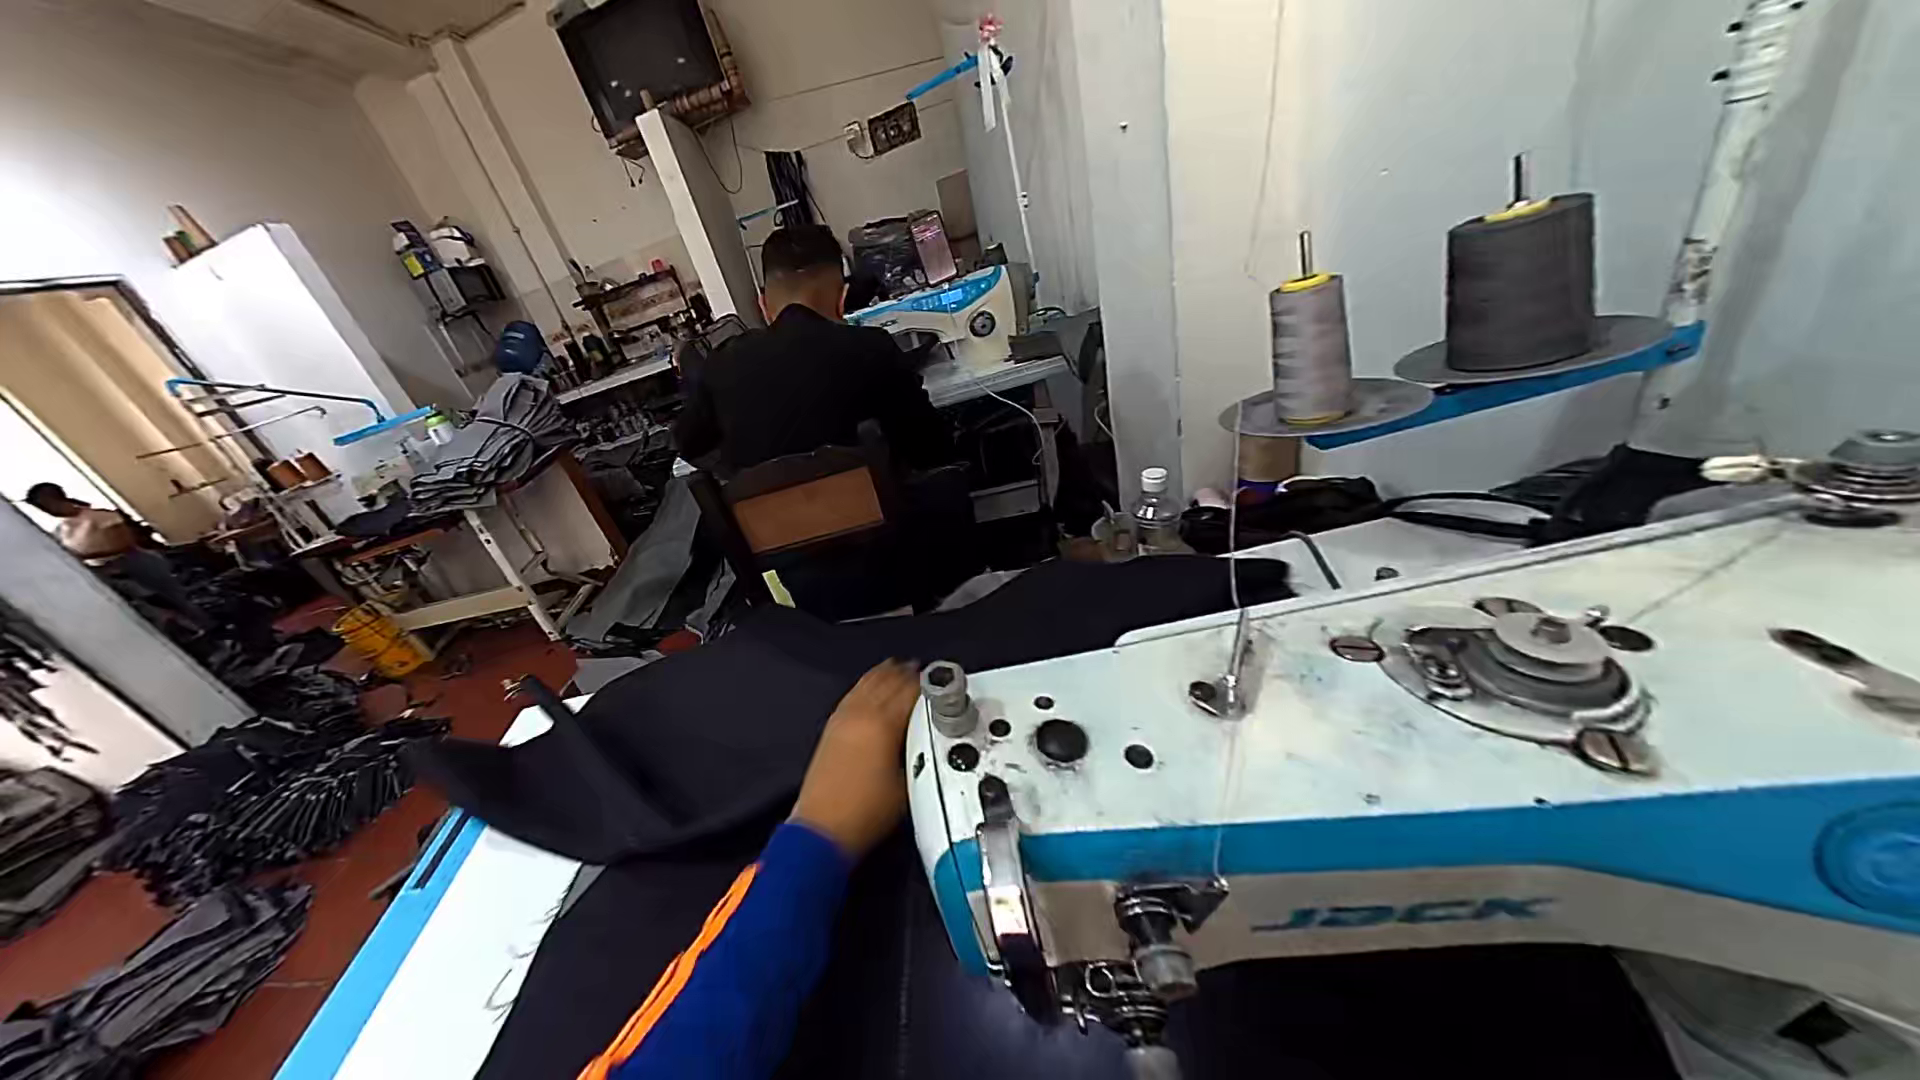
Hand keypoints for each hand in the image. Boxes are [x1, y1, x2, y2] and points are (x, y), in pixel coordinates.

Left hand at [790, 660, 920, 858]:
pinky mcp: (832, 727)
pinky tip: (869, 684)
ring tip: (898, 668)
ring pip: (868, 683)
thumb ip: (919, 750)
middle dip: (906, 673)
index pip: (910, 691)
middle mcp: (862, 714)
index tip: (936, 679)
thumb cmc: (868, 811)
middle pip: (888, 681)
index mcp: (883, 724)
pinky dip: (866, 683)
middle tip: (921, 669)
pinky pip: (853, 693)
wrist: (824, 828)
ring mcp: (843, 718)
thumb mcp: (909, 782)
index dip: (926, 683)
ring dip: (885, 673)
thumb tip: (923, 736)